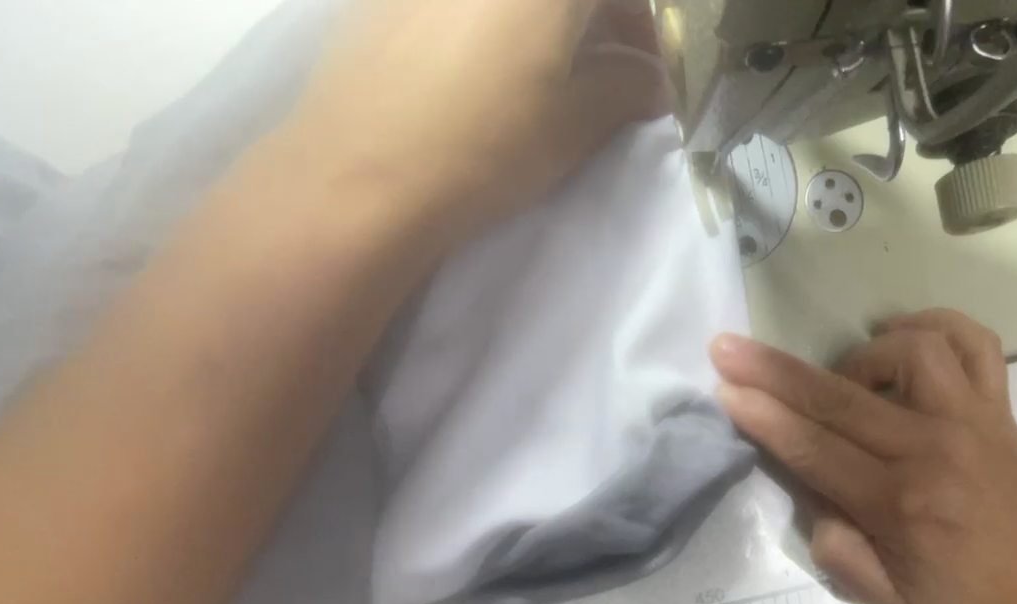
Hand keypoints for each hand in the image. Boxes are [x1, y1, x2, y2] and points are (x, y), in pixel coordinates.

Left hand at [284, 0, 668, 236]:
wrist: (364, 174)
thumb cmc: (485, 148)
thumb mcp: (572, 126)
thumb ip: (624, 90)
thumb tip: (653, 82)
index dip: (645, 22)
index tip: (650, 62)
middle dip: (601, 17)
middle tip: (612, 68)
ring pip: (516, 1)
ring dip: (549, 25)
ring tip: (555, 72)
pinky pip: (468, 5)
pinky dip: (498, 23)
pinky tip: (493, 65)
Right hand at [712, 311, 1016, 603]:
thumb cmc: (967, 597)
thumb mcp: (890, 601)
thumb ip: (838, 554)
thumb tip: (812, 499)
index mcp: (900, 504)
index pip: (816, 450)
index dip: (764, 419)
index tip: (724, 389)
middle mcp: (933, 449)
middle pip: (840, 397)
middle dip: (774, 372)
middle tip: (729, 348)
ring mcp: (971, 418)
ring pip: (909, 353)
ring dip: (861, 356)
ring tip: (844, 380)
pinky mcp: (999, 405)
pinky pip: (974, 341)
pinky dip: (933, 326)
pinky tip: (902, 341)